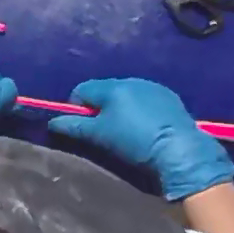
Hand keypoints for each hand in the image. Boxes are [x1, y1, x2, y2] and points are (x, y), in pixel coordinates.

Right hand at [47, 79, 233, 200]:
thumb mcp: (99, 136)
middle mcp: (131, 80)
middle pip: (104, 91)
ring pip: (125, 95)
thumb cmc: (134, 142)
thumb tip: (52, 122)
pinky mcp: (170, 98)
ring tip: (126, 131)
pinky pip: (145, 100)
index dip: (76, 108)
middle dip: (99, 108)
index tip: (82, 127)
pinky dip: (140, 110)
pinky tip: (146, 129)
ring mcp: (153, 88)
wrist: (182, 152)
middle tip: (103, 131)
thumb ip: (74, 126)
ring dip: (120, 108)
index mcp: (111, 87)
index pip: (82, 90)